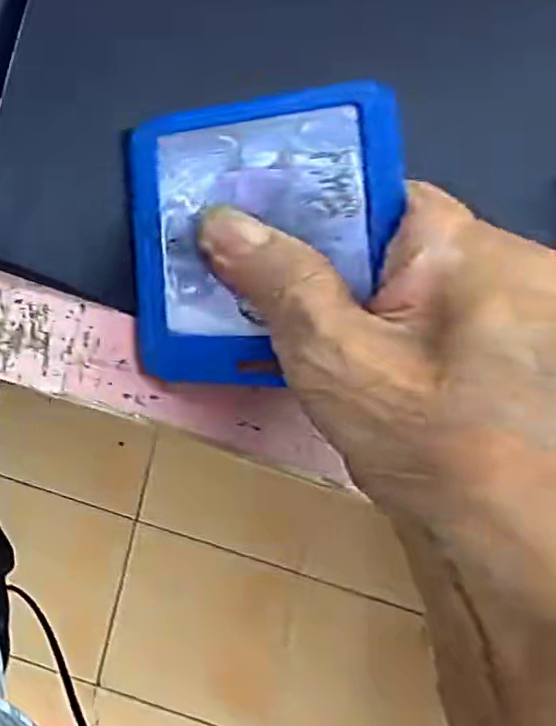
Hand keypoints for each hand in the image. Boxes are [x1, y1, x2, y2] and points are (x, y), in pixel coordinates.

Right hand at [199, 184, 555, 605]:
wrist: (505, 531)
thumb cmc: (427, 437)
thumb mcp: (332, 351)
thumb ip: (278, 278)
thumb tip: (220, 219)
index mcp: (479, 258)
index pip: (380, 194)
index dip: (302, 199)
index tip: (234, 218)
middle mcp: (498, 273)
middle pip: (370, 237)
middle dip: (292, 255)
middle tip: (224, 278)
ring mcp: (490, 315)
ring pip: (372, 277)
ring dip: (305, 293)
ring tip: (248, 320)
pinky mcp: (471, 349)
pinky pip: (387, 311)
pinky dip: (334, 320)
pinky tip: (298, 348)